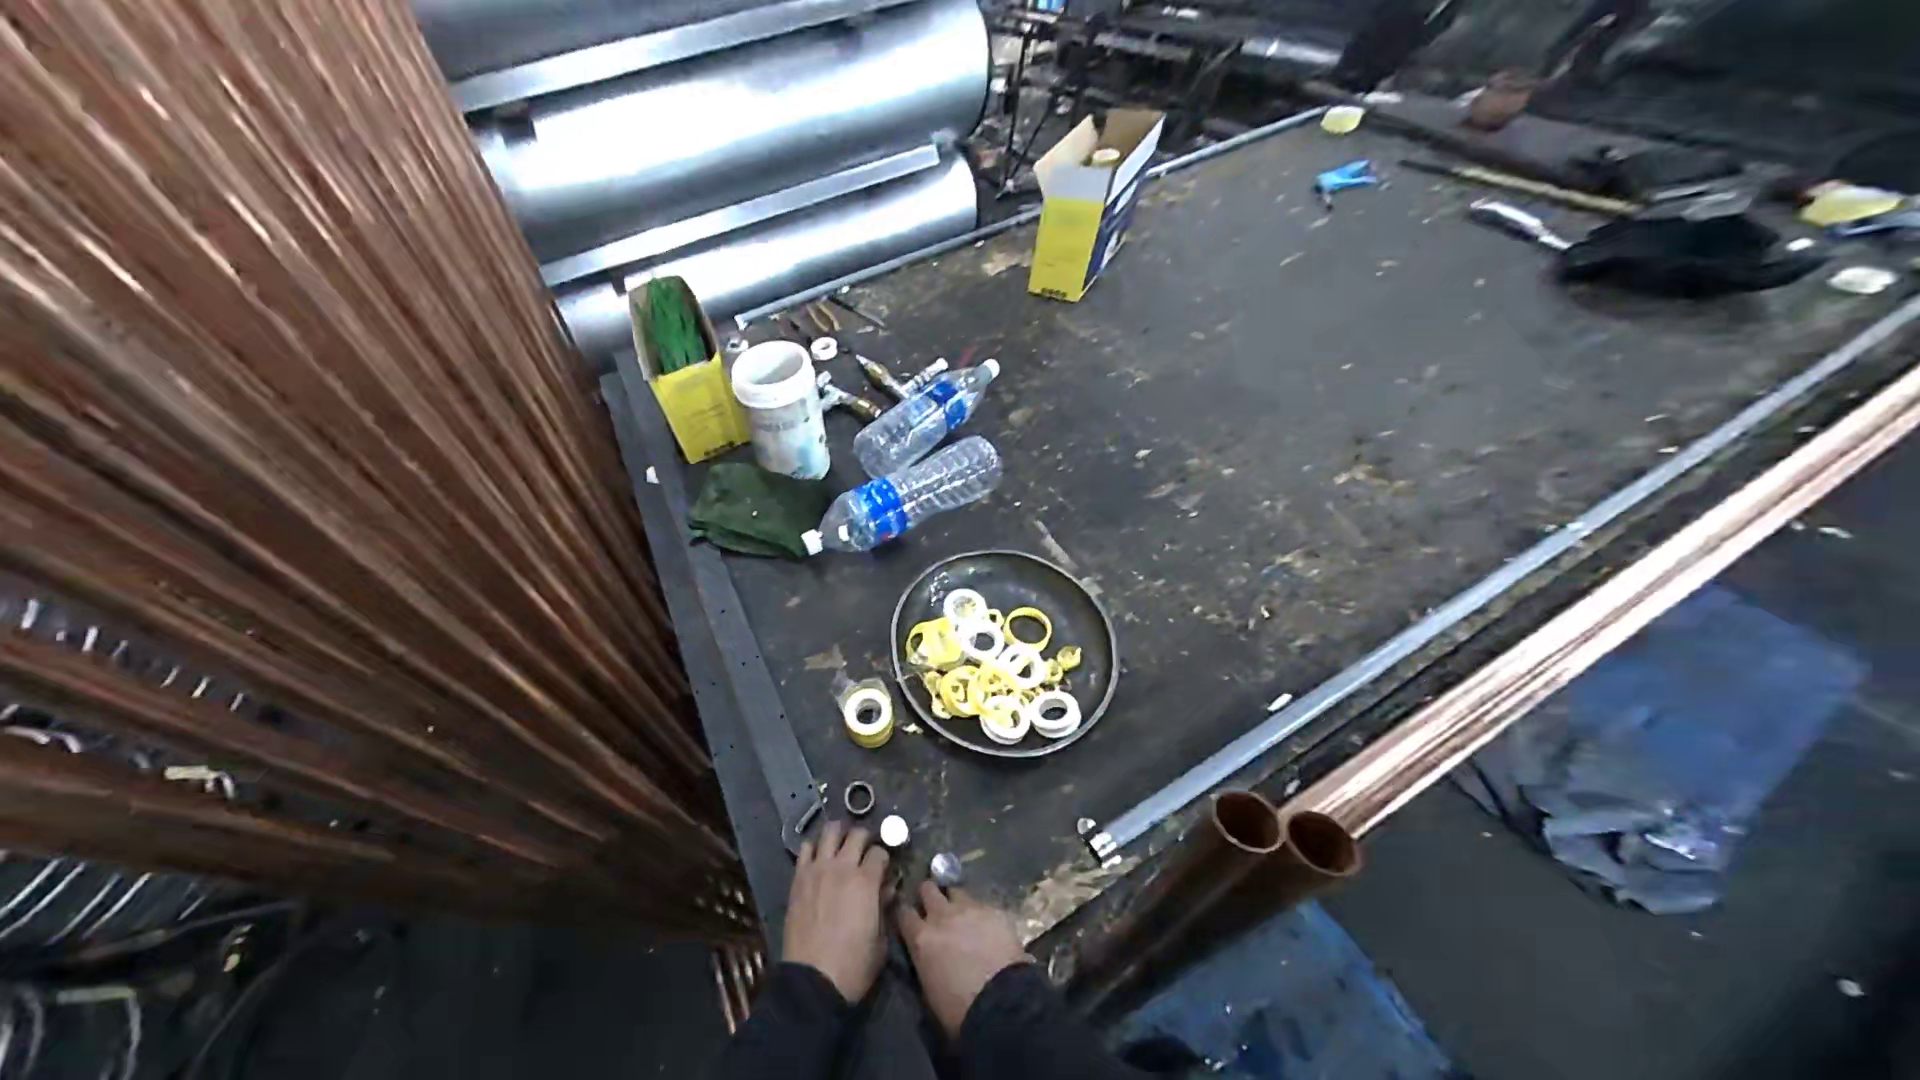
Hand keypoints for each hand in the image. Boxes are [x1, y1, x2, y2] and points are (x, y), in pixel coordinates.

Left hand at [783, 819, 889, 1003]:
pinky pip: (806, 850)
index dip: (885, 858)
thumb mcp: (881, 940)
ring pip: (830, 832)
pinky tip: (819, 854)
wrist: (812, 982)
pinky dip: (814, 846)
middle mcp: (842, 867)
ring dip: (839, 833)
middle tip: (865, 850)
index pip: (880, 852)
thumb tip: (887, 888)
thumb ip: (885, 907)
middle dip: (865, 838)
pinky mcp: (799, 879)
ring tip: (842, 843)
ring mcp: (817, 870)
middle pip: (857, 834)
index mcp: (866, 880)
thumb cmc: (853, 965)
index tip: (885, 867)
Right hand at [898, 882, 1031, 1036]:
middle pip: (928, 889)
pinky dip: (982, 915)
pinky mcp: (994, 910)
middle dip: (929, 895)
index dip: (905, 913)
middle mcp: (942, 916)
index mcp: (922, 938)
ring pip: (957, 892)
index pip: (903, 912)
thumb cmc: (959, 1010)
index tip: (909, 917)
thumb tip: (927, 954)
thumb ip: (924, 961)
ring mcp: (970, 908)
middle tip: (936, 908)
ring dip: (957, 903)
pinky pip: (983, 905)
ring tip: (965, 917)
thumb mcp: (928, 989)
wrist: (1002, 1003)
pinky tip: (990, 928)